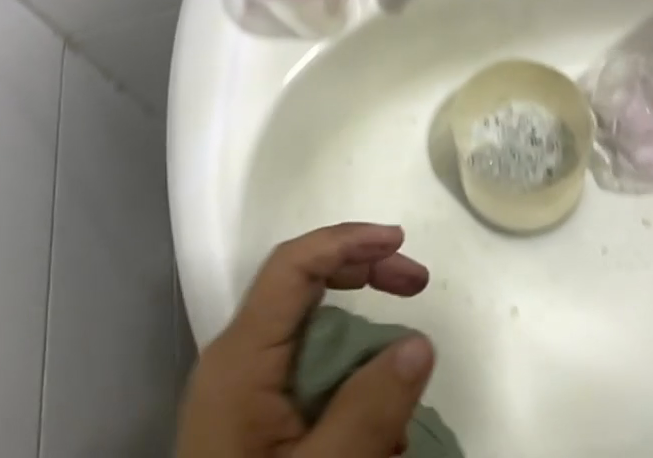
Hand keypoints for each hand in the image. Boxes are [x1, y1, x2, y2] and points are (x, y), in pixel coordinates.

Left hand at [176, 223, 434, 457]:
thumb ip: (370, 408)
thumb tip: (418, 343)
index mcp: (240, 358)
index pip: (293, 265)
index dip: (347, 240)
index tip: (401, 242)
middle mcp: (234, 358)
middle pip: (300, 282)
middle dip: (361, 269)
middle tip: (416, 283)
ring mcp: (239, 385)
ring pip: (305, 323)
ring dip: (358, 325)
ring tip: (402, 360)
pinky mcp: (248, 412)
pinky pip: (302, 365)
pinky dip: (343, 365)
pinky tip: (373, 405)